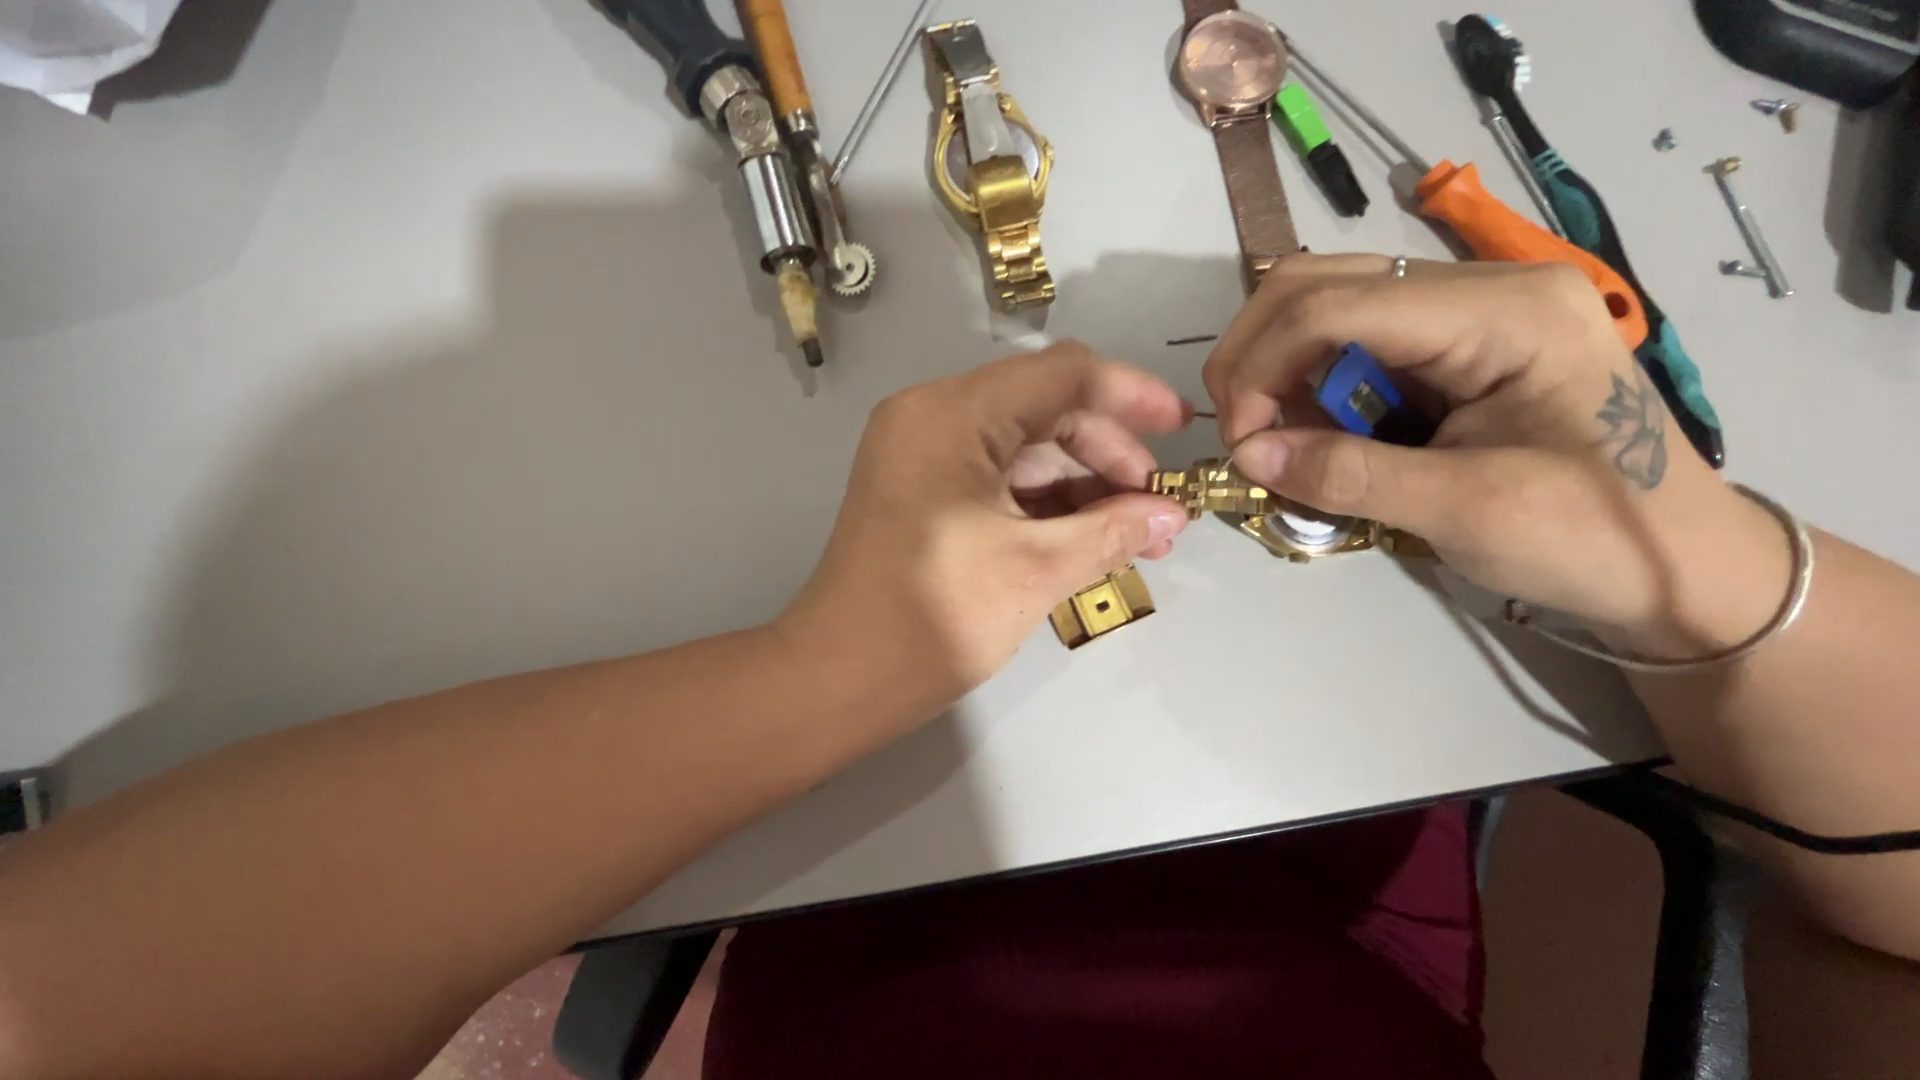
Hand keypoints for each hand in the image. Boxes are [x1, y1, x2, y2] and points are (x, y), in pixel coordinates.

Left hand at [782, 345, 1190, 711]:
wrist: (839, 678)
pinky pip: (998, 477)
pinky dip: (1045, 503)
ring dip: (1082, 485)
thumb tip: (1170, 517)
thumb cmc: (933, 618)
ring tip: (1138, 536)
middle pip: (1044, 409)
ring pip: (1024, 447)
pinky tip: (1092, 538)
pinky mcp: (923, 490)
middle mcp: (933, 417)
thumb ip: (1111, 532)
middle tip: (1155, 510)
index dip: (1130, 396)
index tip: (1181, 430)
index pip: (1061, 375)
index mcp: (951, 415)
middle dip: (1108, 454)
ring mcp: (923, 453)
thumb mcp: (1035, 570)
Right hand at [1203, 254, 1788, 653]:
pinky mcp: (1454, 344)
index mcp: (1506, 312)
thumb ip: (1349, 476)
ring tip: (1278, 440)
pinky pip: (1352, 343)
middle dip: (1257, 356)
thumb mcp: (1468, 512)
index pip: (1338, 304)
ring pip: (1326, 304)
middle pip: (1321, 282)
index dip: (1262, 367)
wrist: (1682, 563)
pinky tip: (1316, 432)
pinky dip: (1311, 386)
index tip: (1240, 445)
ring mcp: (1468, 310)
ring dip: (1280, 370)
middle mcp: (1483, 287)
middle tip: (1242, 434)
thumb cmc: (1595, 536)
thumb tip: (1246, 456)